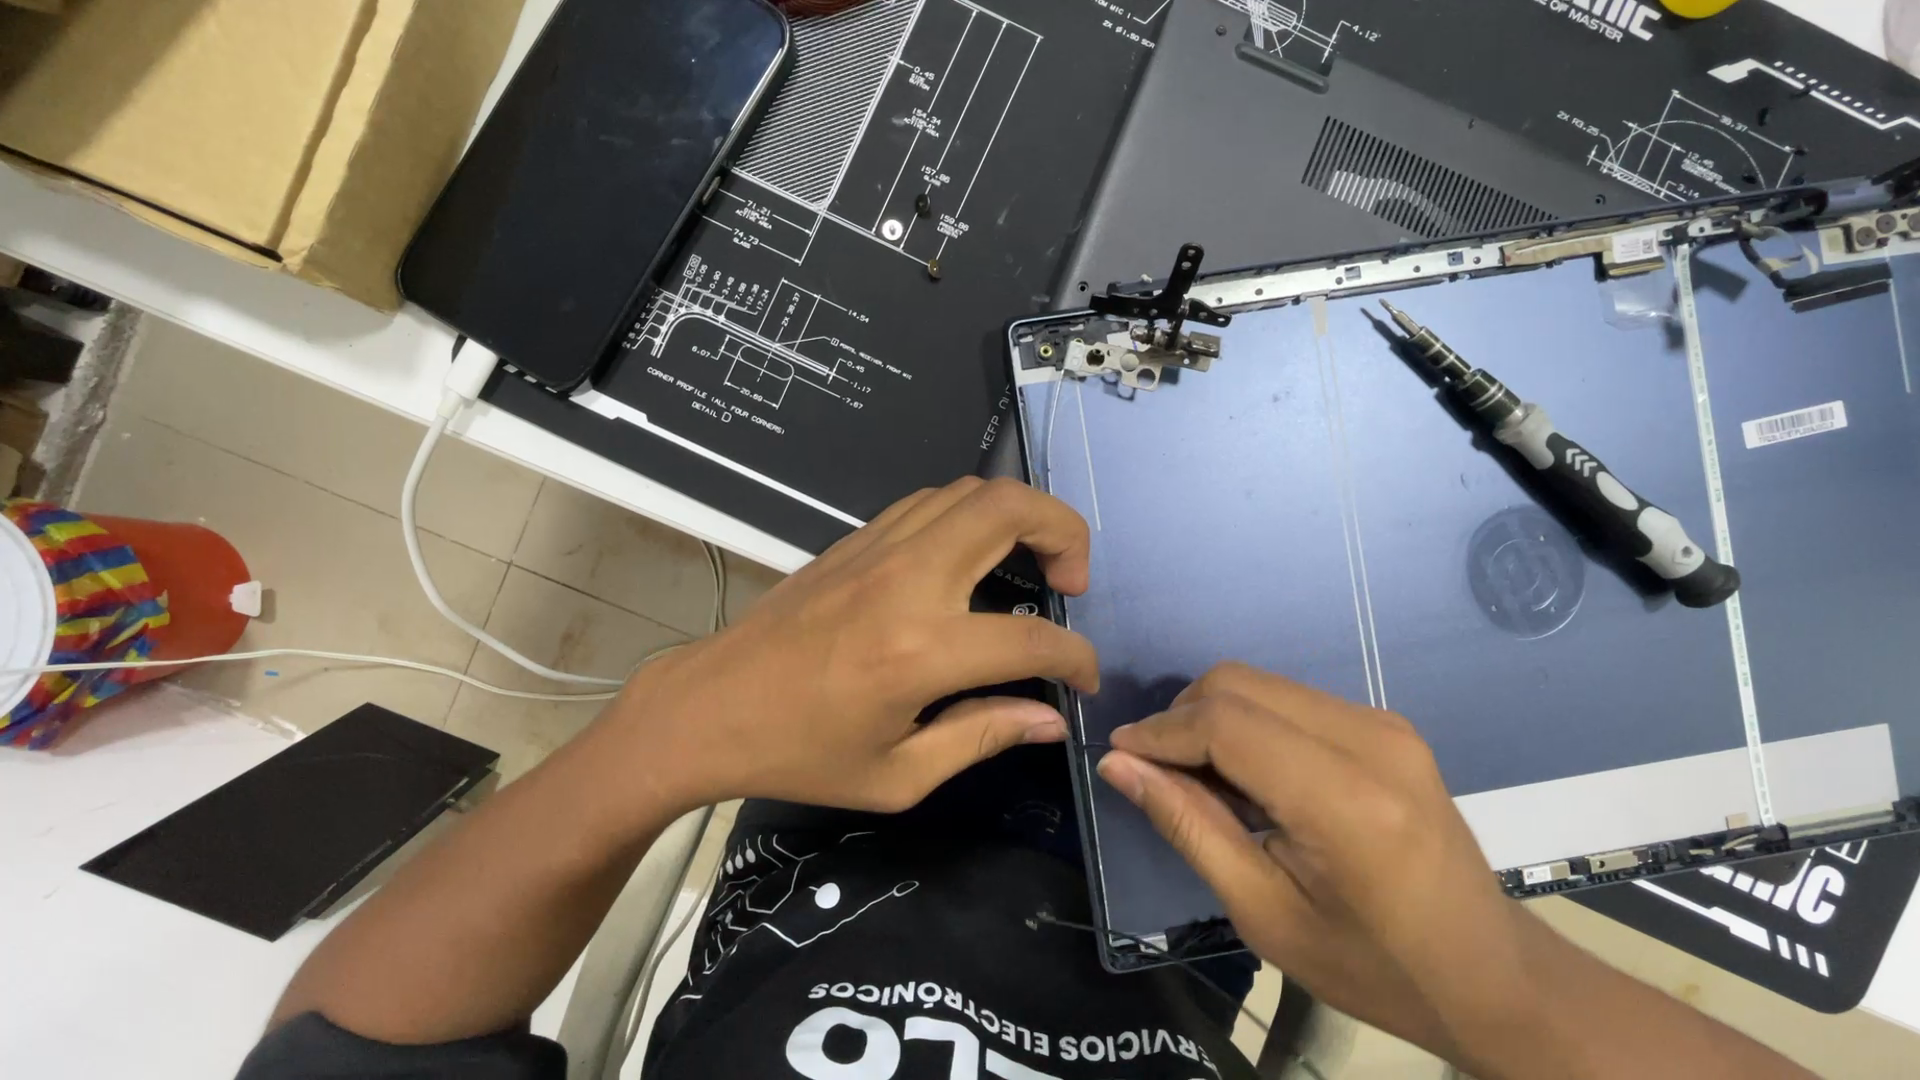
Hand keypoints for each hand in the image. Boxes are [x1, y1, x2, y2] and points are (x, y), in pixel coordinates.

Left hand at [601, 477, 1099, 814]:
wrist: (708, 707)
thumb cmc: (799, 754)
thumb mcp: (897, 775)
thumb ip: (983, 737)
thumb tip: (1050, 719)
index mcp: (919, 651)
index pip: (1030, 639)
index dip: (1075, 657)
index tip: (1083, 677)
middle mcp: (906, 580)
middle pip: (1010, 509)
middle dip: (1066, 532)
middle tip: (1072, 583)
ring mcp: (877, 549)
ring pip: (970, 491)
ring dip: (1019, 515)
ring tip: (1032, 564)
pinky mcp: (855, 540)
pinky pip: (931, 503)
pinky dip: (971, 516)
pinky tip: (972, 559)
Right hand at [1095, 664, 1536, 1060]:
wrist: (1490, 974)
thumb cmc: (1371, 965)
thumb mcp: (1264, 912)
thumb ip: (1188, 825)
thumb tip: (1119, 763)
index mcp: (1345, 799)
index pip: (1225, 724)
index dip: (1160, 732)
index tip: (1118, 755)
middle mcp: (1371, 739)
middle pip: (1239, 684)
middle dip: (1181, 718)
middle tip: (1157, 773)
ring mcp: (1385, 725)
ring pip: (1262, 684)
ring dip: (1213, 718)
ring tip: (1202, 783)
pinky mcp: (1387, 726)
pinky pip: (1291, 700)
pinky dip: (1249, 723)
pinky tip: (1249, 778)